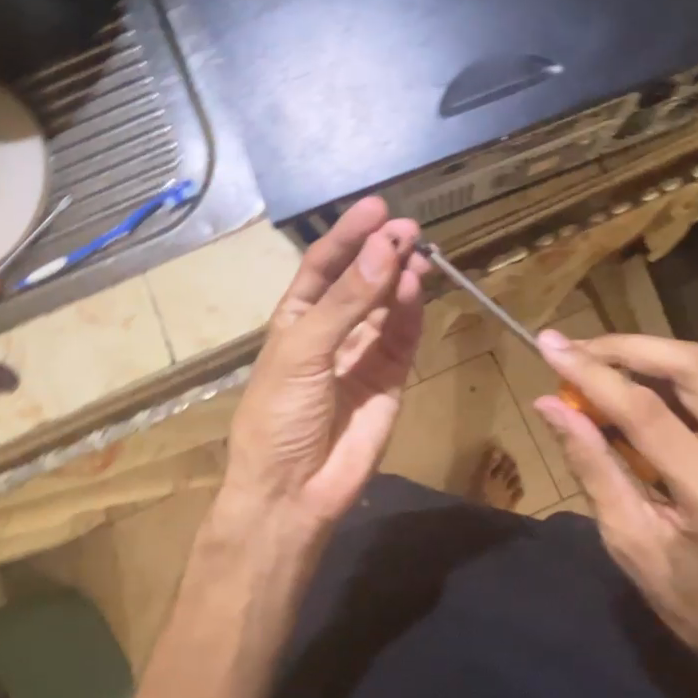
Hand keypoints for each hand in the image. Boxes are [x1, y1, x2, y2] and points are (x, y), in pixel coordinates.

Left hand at [220, 197, 427, 538]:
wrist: (293, 491)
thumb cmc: (278, 416)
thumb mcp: (303, 351)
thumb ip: (347, 302)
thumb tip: (385, 248)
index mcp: (297, 318)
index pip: (324, 265)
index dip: (348, 235)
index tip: (376, 206)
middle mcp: (332, 330)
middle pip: (361, 280)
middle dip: (382, 251)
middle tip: (408, 227)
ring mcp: (363, 354)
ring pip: (388, 305)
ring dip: (401, 277)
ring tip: (418, 250)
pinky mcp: (391, 378)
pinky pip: (404, 337)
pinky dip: (413, 312)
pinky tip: (417, 287)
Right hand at [532, 331, 697, 684]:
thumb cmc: (696, 604)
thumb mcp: (631, 544)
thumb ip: (593, 466)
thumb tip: (549, 405)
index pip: (649, 413)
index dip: (594, 374)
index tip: (550, 348)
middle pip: (694, 366)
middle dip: (627, 347)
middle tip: (576, 351)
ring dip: (646, 360)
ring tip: (595, 369)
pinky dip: (668, 384)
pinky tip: (634, 395)